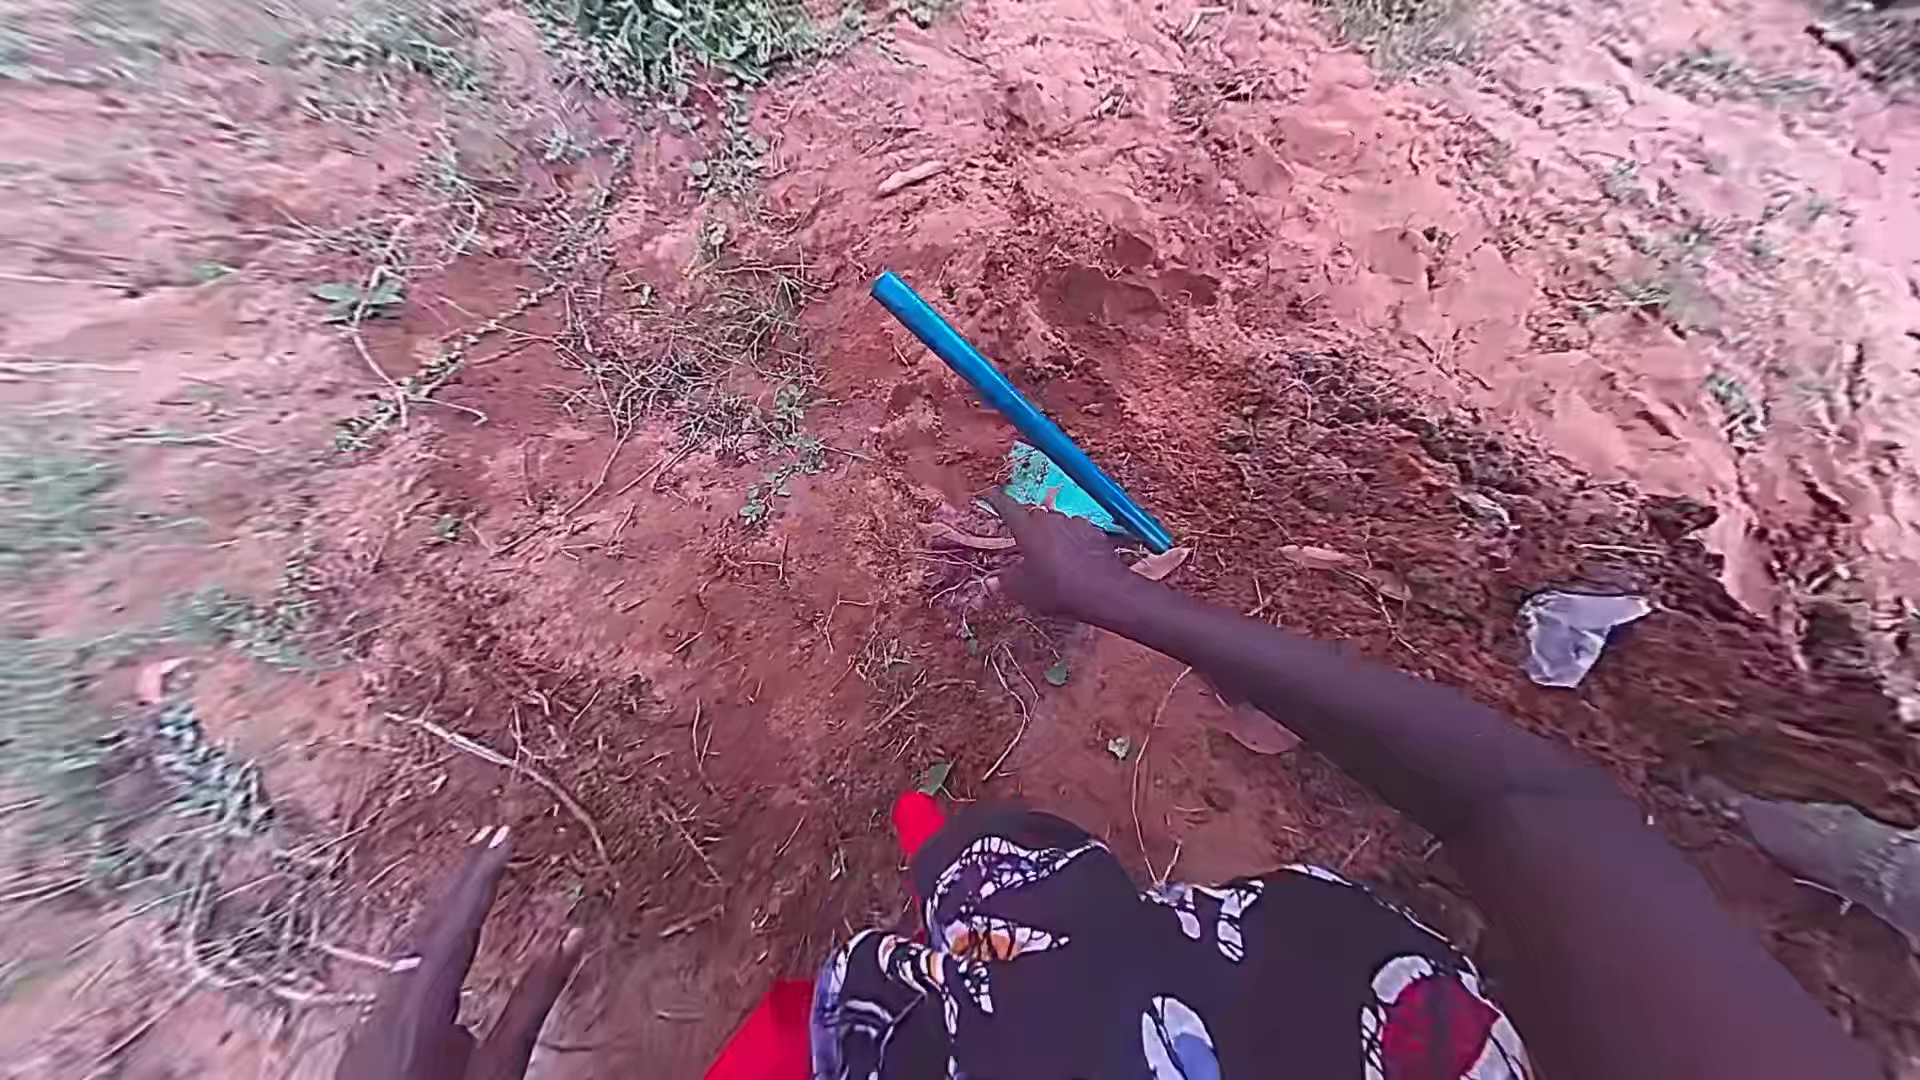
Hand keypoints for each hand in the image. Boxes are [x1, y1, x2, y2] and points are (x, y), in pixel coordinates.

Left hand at [336, 826, 582, 1079]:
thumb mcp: (501, 1064)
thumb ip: (535, 998)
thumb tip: (576, 934)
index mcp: (422, 1006)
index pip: (459, 923)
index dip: (484, 874)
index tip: (505, 832)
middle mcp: (392, 1003)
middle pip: (429, 925)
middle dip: (462, 876)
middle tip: (489, 832)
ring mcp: (376, 1018)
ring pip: (413, 941)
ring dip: (446, 899)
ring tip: (472, 866)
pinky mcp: (375, 1031)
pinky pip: (407, 960)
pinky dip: (433, 928)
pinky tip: (444, 927)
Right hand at [986, 490, 1138, 619]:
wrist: (1104, 591)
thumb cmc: (1058, 589)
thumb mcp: (1023, 590)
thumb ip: (1005, 580)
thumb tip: (993, 579)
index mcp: (1028, 528)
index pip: (1008, 507)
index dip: (997, 501)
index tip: (991, 495)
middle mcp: (1051, 519)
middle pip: (1034, 516)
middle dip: (1028, 527)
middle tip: (1025, 545)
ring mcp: (1076, 523)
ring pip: (1057, 524)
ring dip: (1052, 535)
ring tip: (1052, 558)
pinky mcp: (1096, 533)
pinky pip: (1078, 533)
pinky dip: (1072, 542)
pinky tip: (1074, 560)